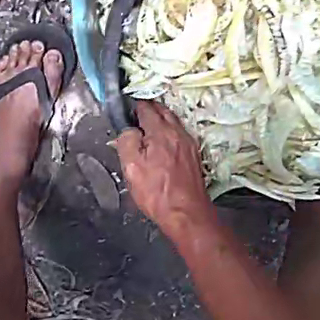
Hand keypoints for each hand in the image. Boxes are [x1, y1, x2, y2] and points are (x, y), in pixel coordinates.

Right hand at [114, 100, 215, 236]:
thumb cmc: (157, 193)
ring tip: (148, 124)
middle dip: (149, 108)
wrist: (186, 213)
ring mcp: (188, 144)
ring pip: (173, 121)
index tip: (125, 108)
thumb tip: (129, 130)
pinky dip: (169, 131)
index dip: (133, 106)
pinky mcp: (194, 155)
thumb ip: (127, 141)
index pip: (146, 108)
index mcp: (161, 132)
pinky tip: (163, 141)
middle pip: (163, 111)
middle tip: (136, 112)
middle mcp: (178, 134)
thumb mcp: (132, 167)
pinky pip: (180, 134)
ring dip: (161, 118)